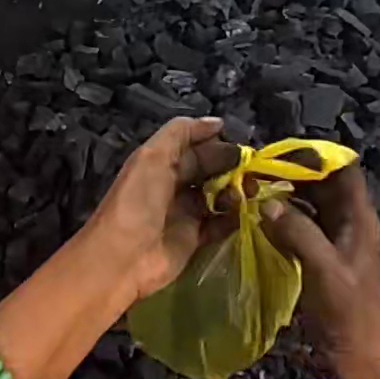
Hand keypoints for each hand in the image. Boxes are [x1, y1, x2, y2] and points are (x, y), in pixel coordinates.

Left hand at [84, 117, 240, 301]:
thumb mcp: (152, 156)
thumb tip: (217, 122)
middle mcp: (172, 183)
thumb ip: (180, 134)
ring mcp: (184, 211)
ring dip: (236, 191)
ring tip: (252, 193)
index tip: (245, 148)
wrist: (124, 255)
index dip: (218, 144)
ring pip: (217, 194)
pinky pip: (220, 223)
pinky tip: (247, 213)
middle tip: (255, 172)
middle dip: (231, 167)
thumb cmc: (138, 200)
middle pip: (208, 168)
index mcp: (159, 161)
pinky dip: (234, 218)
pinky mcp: (194, 237)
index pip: (194, 146)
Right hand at [260, 165, 379, 375]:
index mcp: (357, 217)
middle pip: (321, 180)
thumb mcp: (323, 267)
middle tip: (257, 165)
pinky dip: (280, 210)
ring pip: (308, 198)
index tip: (281, 150)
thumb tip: (266, 201)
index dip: (317, 155)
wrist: (354, 348)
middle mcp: (346, 219)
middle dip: (291, 169)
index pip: (343, 169)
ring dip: (283, 189)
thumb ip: (297, 231)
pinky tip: (258, 210)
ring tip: (252, 183)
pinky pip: (298, 217)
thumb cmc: (346, 307)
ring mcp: (332, 233)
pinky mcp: (318, 248)